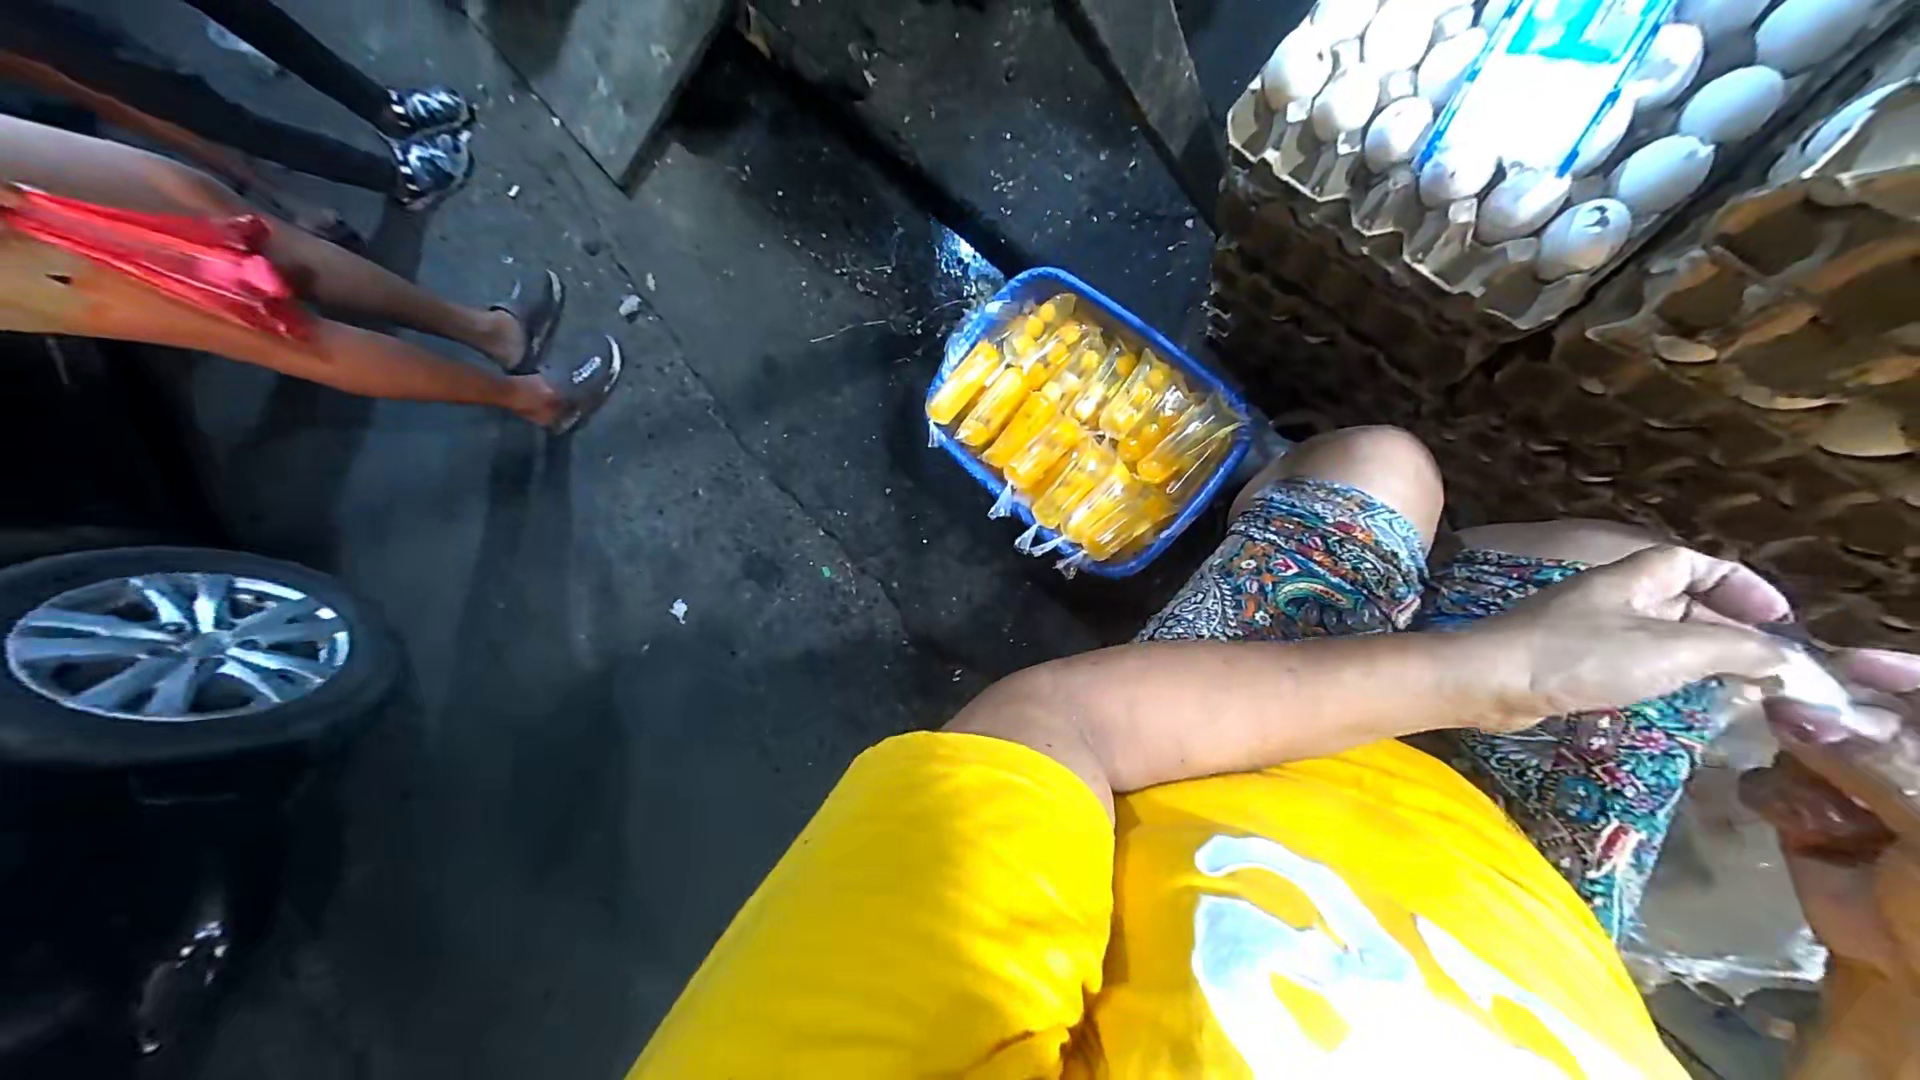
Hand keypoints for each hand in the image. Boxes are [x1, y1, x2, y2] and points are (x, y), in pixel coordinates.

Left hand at [1469, 545, 1795, 731]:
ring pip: (1649, 634)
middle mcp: (1597, 599)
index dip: (1735, 582)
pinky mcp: (1559, 662)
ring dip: (1692, 656)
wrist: (1486, 681)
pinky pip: (1621, 661)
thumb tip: (1782, 657)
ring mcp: (1574, 630)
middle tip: (1766, 665)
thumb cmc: (1576, 656)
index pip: (1686, 562)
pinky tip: (1672, 698)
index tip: (1778, 617)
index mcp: (1622, 581)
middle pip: (1673, 599)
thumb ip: (1736, 648)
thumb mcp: (1673, 648)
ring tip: (1734, 687)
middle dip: (1724, 626)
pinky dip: (1655, 675)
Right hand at [1740, 649, 1919, 1075]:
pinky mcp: (1808, 815)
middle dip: (1831, 728)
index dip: (1902, 677)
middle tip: (1797, 728)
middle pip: (1862, 722)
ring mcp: (1862, 796)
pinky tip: (1795, 822)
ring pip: (1807, 748)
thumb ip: (1879, 764)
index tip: (1851, 663)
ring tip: (1818, 808)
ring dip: (1802, 772)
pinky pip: (1771, 782)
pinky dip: (1775, 797)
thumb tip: (1792, 710)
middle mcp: (1911, 775)